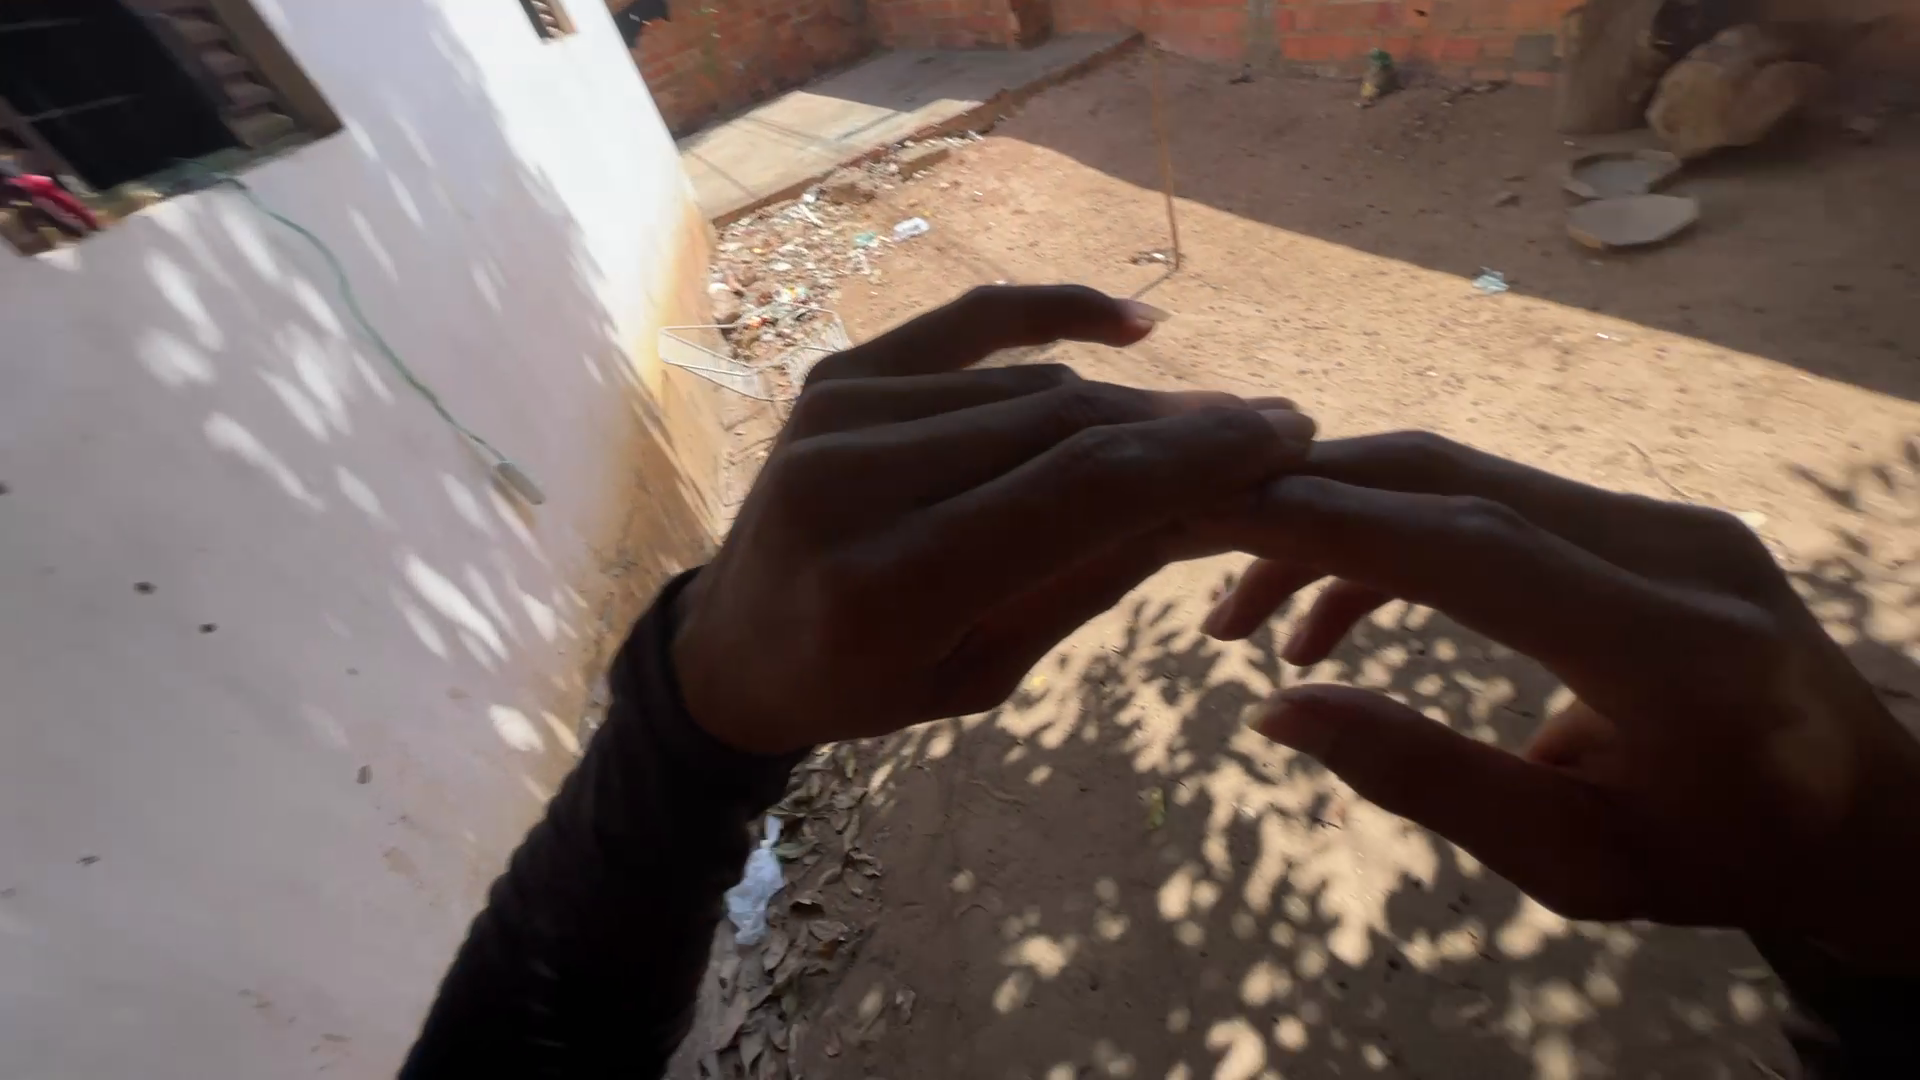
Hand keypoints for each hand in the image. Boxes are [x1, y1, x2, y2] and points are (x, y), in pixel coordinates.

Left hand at [673, 286, 1316, 755]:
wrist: (737, 642)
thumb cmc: (860, 683)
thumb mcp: (980, 673)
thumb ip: (1082, 580)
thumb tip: (1200, 501)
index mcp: (890, 584)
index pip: (1081, 490)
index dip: (1199, 456)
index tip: (1286, 439)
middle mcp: (855, 480)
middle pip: (1063, 425)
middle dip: (1183, 426)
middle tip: (1268, 427)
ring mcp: (837, 412)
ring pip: (1031, 387)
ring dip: (1132, 402)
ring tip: (1202, 422)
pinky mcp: (836, 376)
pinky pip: (969, 324)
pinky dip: (1055, 312)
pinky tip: (1131, 324)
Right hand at [1202, 433, 1919, 968]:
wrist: (1873, 809)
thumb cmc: (1724, 856)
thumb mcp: (1573, 864)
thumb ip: (1422, 779)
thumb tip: (1272, 711)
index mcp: (1672, 649)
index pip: (1463, 544)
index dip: (1320, 522)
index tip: (1205, 518)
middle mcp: (1664, 547)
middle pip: (1438, 479)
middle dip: (1294, 497)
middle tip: (1189, 536)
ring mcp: (1644, 518)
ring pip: (1438, 480)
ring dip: (1321, 527)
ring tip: (1238, 617)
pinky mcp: (1614, 518)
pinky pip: (1462, 507)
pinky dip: (1371, 547)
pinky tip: (1320, 621)